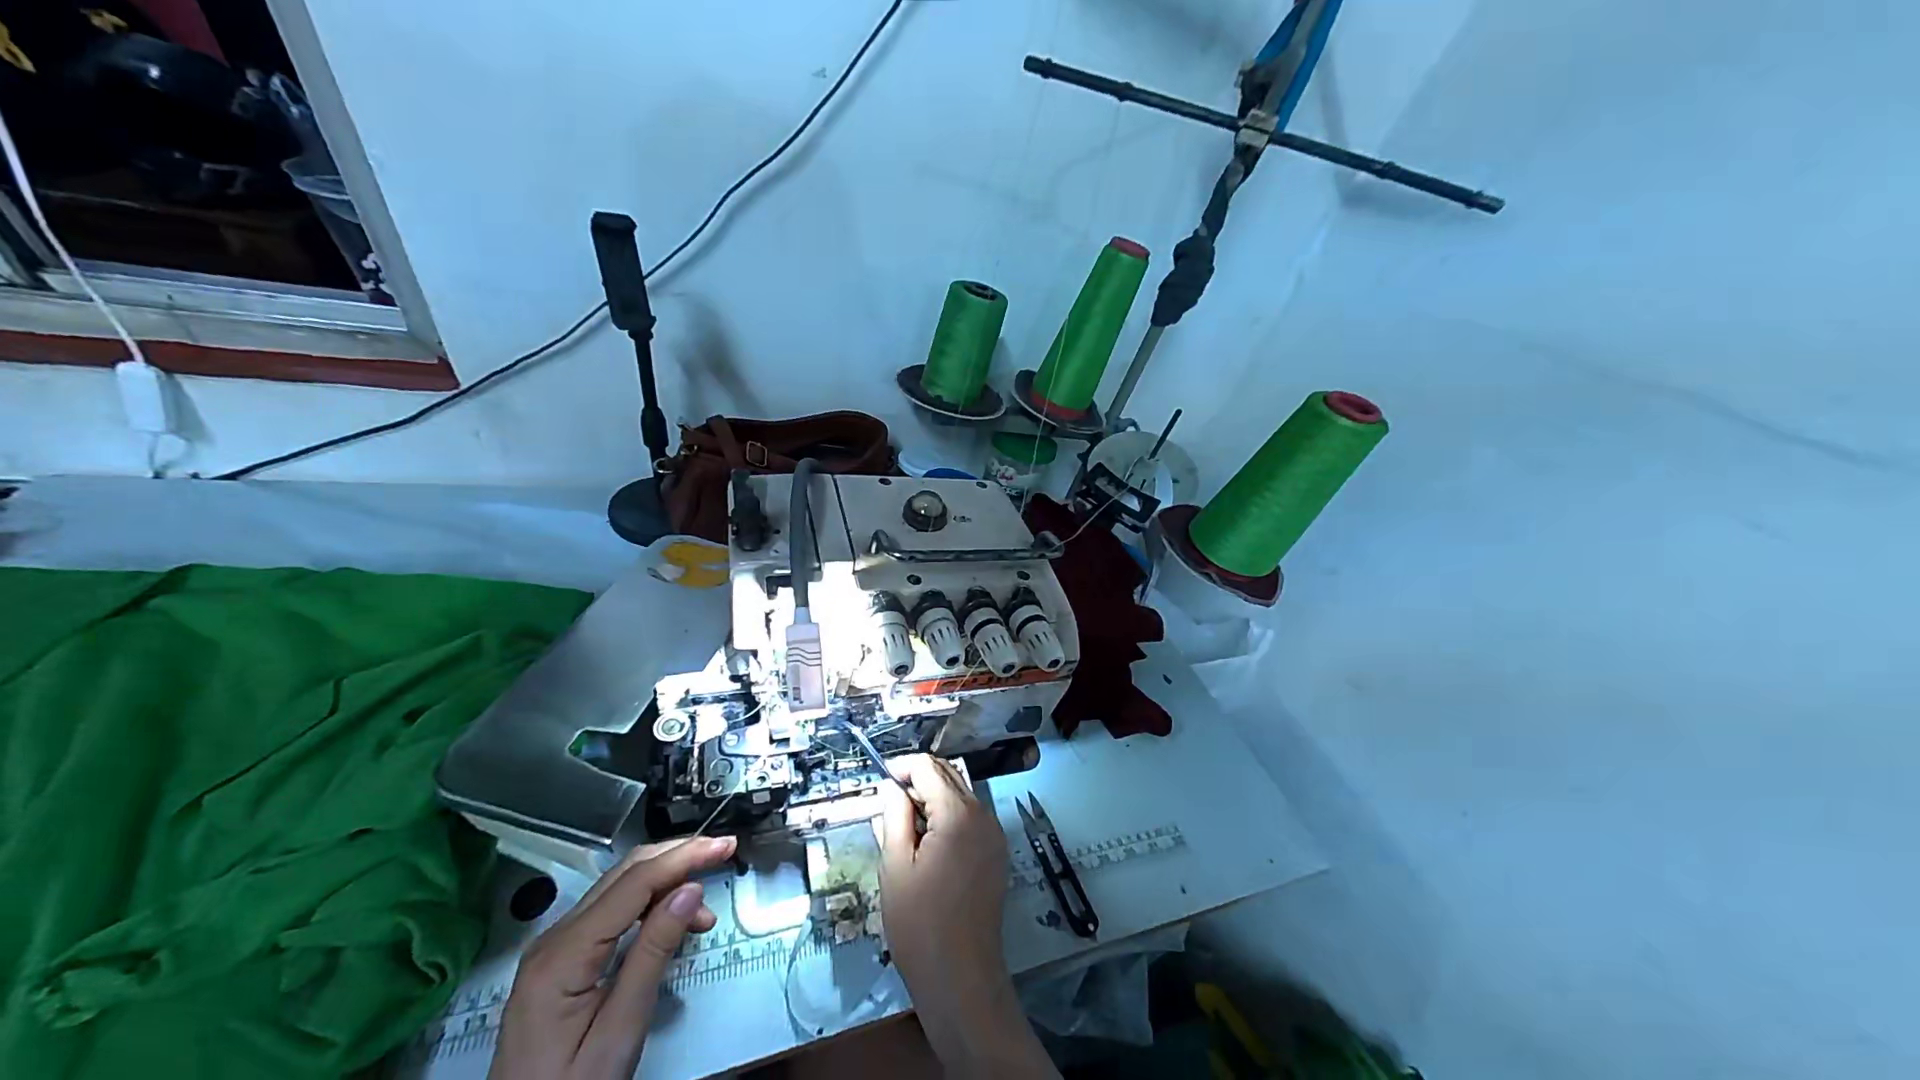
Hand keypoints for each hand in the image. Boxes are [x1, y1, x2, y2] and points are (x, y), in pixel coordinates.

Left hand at [488, 835, 736, 1079]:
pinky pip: (611, 911)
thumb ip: (652, 955)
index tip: (725, 845)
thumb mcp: (619, 1031)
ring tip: (705, 910)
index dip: (683, 857)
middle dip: (678, 856)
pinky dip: (649, 903)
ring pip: (619, 887)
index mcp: (563, 954)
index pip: (634, 883)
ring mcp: (554, 946)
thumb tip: (689, 890)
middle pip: (624, 873)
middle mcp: (554, 937)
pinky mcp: (561, 958)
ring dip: (667, 881)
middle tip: (723, 853)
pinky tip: (674, 920)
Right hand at [876, 756, 1055, 1078]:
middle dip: (916, 782)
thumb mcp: (895, 867)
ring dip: (931, 801)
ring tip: (903, 832)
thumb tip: (891, 787)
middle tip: (886, 808)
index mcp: (959, 815)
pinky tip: (927, 848)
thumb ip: (893, 816)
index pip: (928, 767)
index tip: (878, 786)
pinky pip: (969, 820)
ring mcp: (995, 836)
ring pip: (959, 797)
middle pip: (948, 776)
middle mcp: (984, 817)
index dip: (900, 768)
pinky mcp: (996, 855)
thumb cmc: (921, 925)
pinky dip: (947, 820)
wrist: (961, 978)